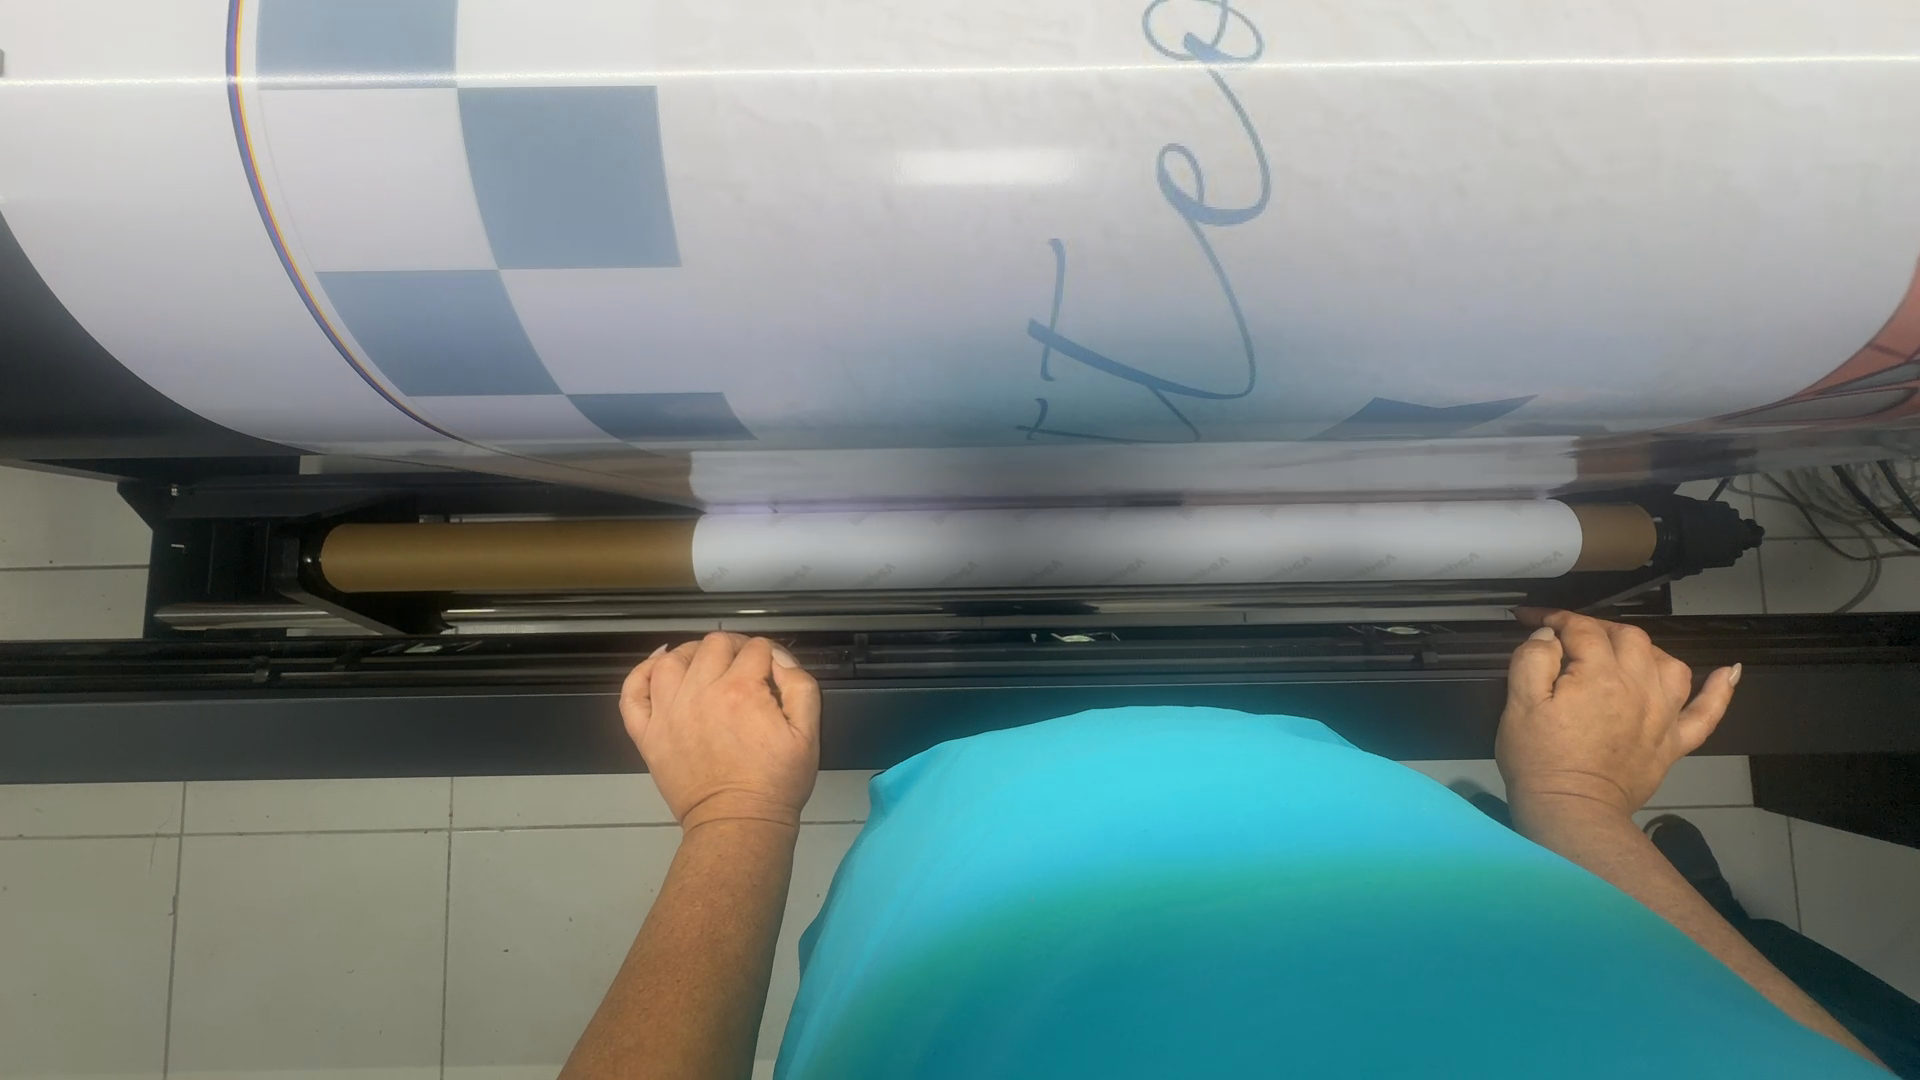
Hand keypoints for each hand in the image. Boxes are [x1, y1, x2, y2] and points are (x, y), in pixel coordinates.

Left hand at [620, 632, 820, 832]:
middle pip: (715, 644)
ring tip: (707, 662)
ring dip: (693, 652)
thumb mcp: (809, 732)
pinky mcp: (648, 735)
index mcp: (741, 692)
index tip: (776, 672)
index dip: (771, 654)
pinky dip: (642, 671)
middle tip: (747, 666)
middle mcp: (701, 694)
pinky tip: (660, 663)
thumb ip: (800, 685)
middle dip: (736, 647)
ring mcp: (668, 714)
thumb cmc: (776, 783)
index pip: (757, 648)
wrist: (739, 825)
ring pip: (673, 659)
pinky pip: (633, 692)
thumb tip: (778, 658)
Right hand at [1496, 608, 1739, 819]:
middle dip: (1594, 627)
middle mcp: (1641, 688)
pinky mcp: (1675, 741)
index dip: (1553, 617)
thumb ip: (1532, 659)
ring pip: (1668, 663)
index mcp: (1599, 677)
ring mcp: (1665, 715)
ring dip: (1643, 648)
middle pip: (1629, 638)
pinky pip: (1709, 710)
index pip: (1582, 629)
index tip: (1529, 618)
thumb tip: (1548, 635)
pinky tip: (1728, 671)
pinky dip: (1721, 687)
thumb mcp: (1518, 702)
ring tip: (1616, 651)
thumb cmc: (1537, 755)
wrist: (1571, 808)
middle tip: (1564, 635)